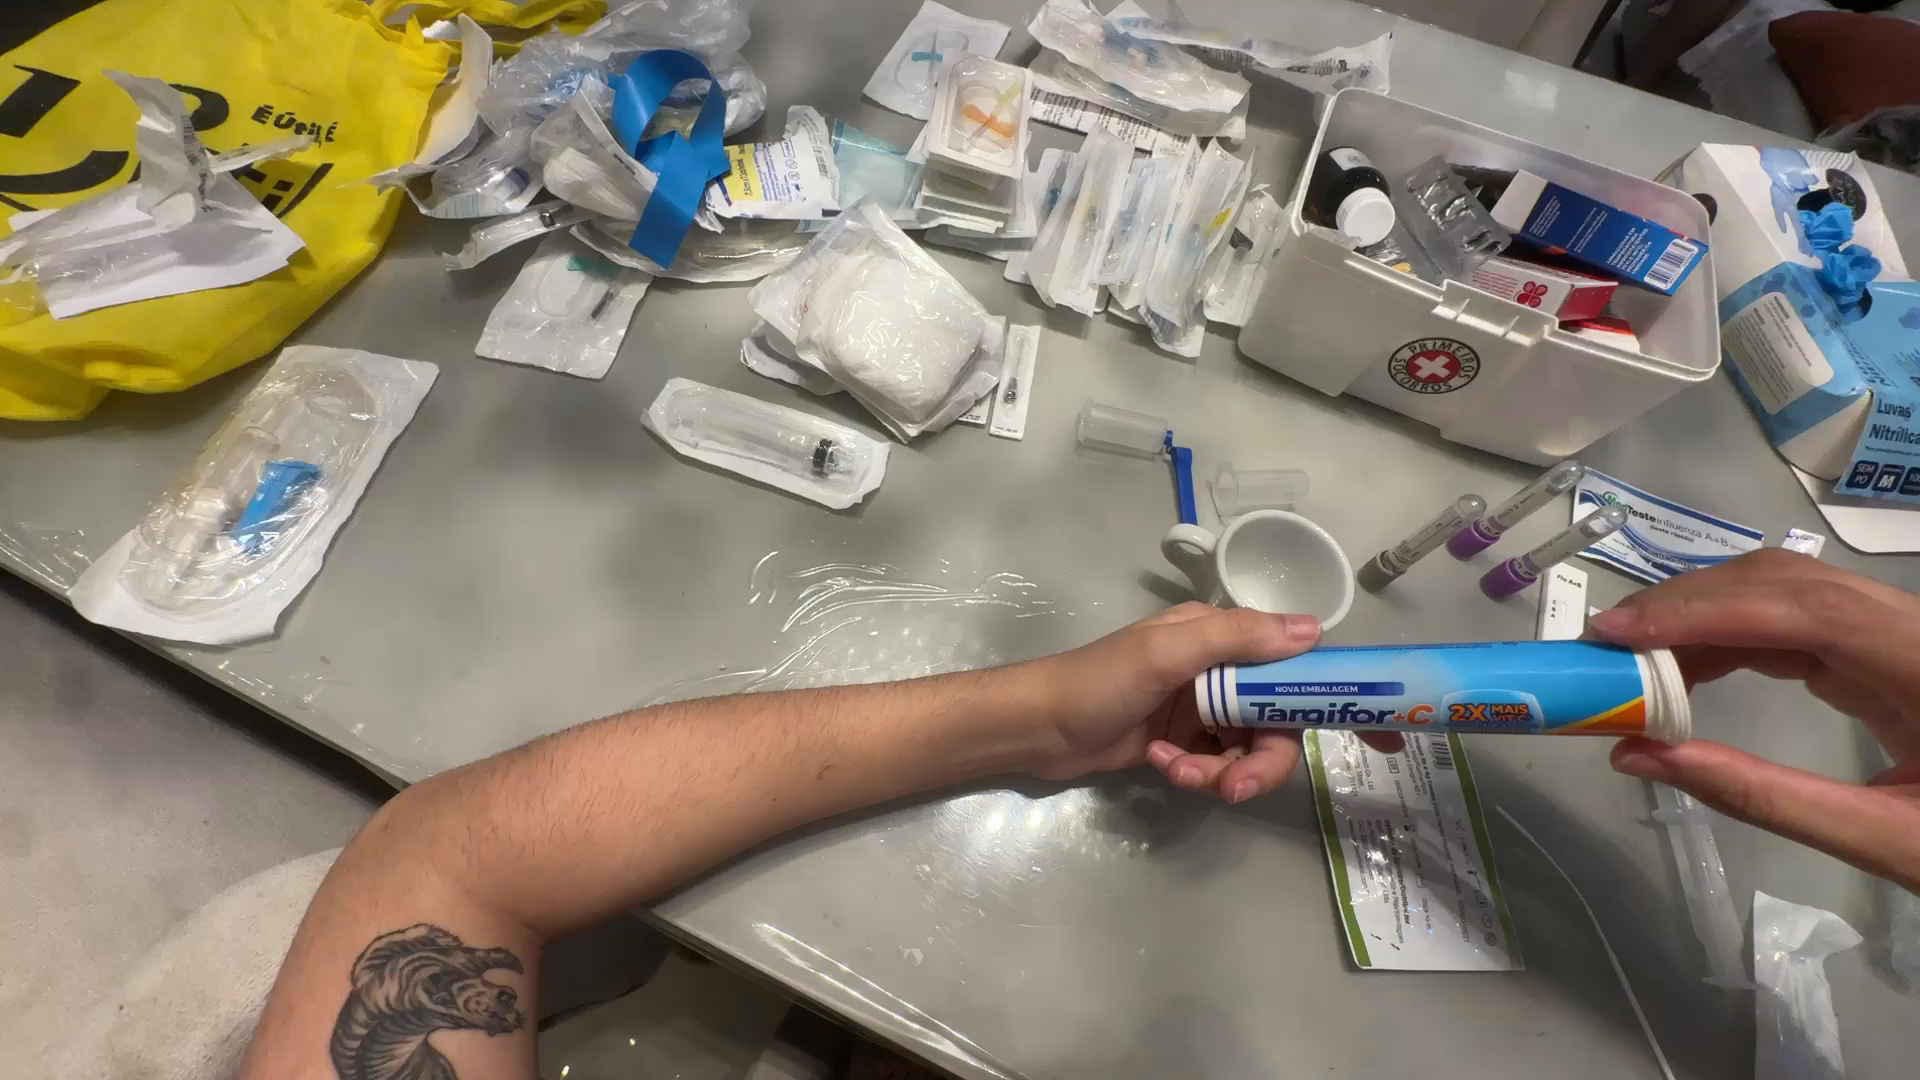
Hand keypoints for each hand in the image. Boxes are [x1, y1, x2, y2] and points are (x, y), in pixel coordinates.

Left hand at [1023, 603, 1400, 803]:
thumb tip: (1315, 630)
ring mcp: (1198, 708)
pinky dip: (1196, 773)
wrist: (1038, 725)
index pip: (1296, 660)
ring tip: (1181, 776)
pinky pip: (1215, 765)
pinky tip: (1161, 767)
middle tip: (1236, 787)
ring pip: (1248, 751)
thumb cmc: (1098, 681)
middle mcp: (1215, 668)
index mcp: (1217, 636)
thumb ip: (1236, 639)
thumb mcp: (1164, 653)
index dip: (1342, 694)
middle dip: (1263, 760)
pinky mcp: (1181, 742)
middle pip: (1277, 720)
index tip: (1389, 737)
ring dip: (1222, 772)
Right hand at [1588, 548, 1919, 890]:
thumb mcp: (1895, 843)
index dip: (1703, 611)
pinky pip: (1788, 618)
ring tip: (1632, 654)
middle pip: (1785, 581)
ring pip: (1781, 589)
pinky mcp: (1886, 649)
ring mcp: (1906, 635)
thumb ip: (1760, 795)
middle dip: (1684, 603)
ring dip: (1696, 613)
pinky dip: (1722, 633)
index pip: (1807, 610)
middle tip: (1607, 642)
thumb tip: (1631, 754)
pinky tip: (1685, 666)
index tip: (1616, 633)